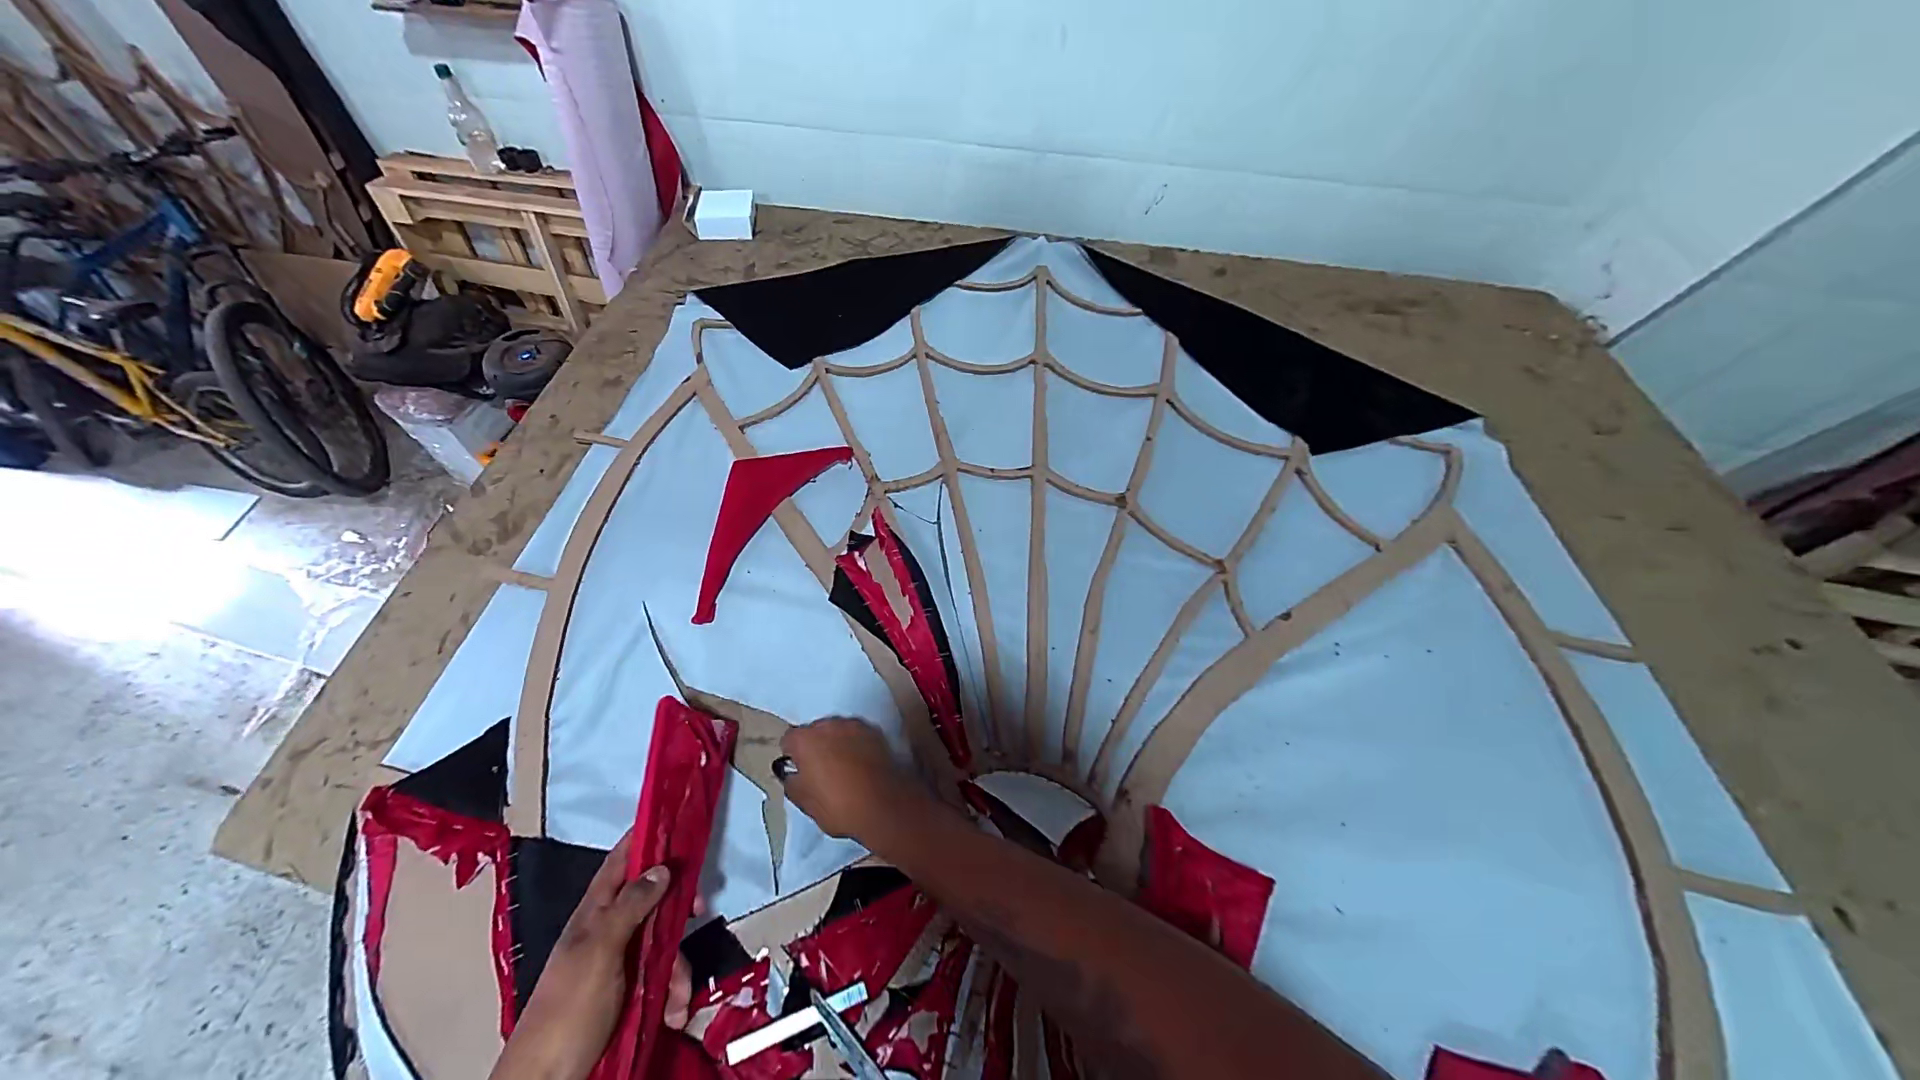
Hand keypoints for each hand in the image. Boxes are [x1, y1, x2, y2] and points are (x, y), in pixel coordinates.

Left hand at [489, 833, 691, 1079]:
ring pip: (665, 941)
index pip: (622, 861)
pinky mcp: (631, 991)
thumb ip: (630, 906)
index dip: (646, 839)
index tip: (676, 822)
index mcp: (596, 913)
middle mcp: (610, 930)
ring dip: (679, 967)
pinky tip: (673, 1013)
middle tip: (699, 910)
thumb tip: (661, 867)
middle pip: (655, 899)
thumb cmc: (567, 1011)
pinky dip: (673, 992)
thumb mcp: (599, 952)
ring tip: (678, 999)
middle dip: (679, 909)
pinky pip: (663, 976)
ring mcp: (621, 961)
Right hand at [779, 716, 930, 839]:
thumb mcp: (804, 802)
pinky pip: (858, 735)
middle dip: (816, 746)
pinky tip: (861, 765)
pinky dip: (857, 745)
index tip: (800, 771)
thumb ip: (791, 782)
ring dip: (837, 743)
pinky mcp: (876, 732)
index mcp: (805, 739)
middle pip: (815, 731)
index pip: (789, 740)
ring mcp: (854, 725)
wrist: (884, 805)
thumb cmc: (838, 805)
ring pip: (838, 731)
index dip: (793, 756)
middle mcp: (829, 725)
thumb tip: (792, 773)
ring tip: (844, 769)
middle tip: (822, 772)